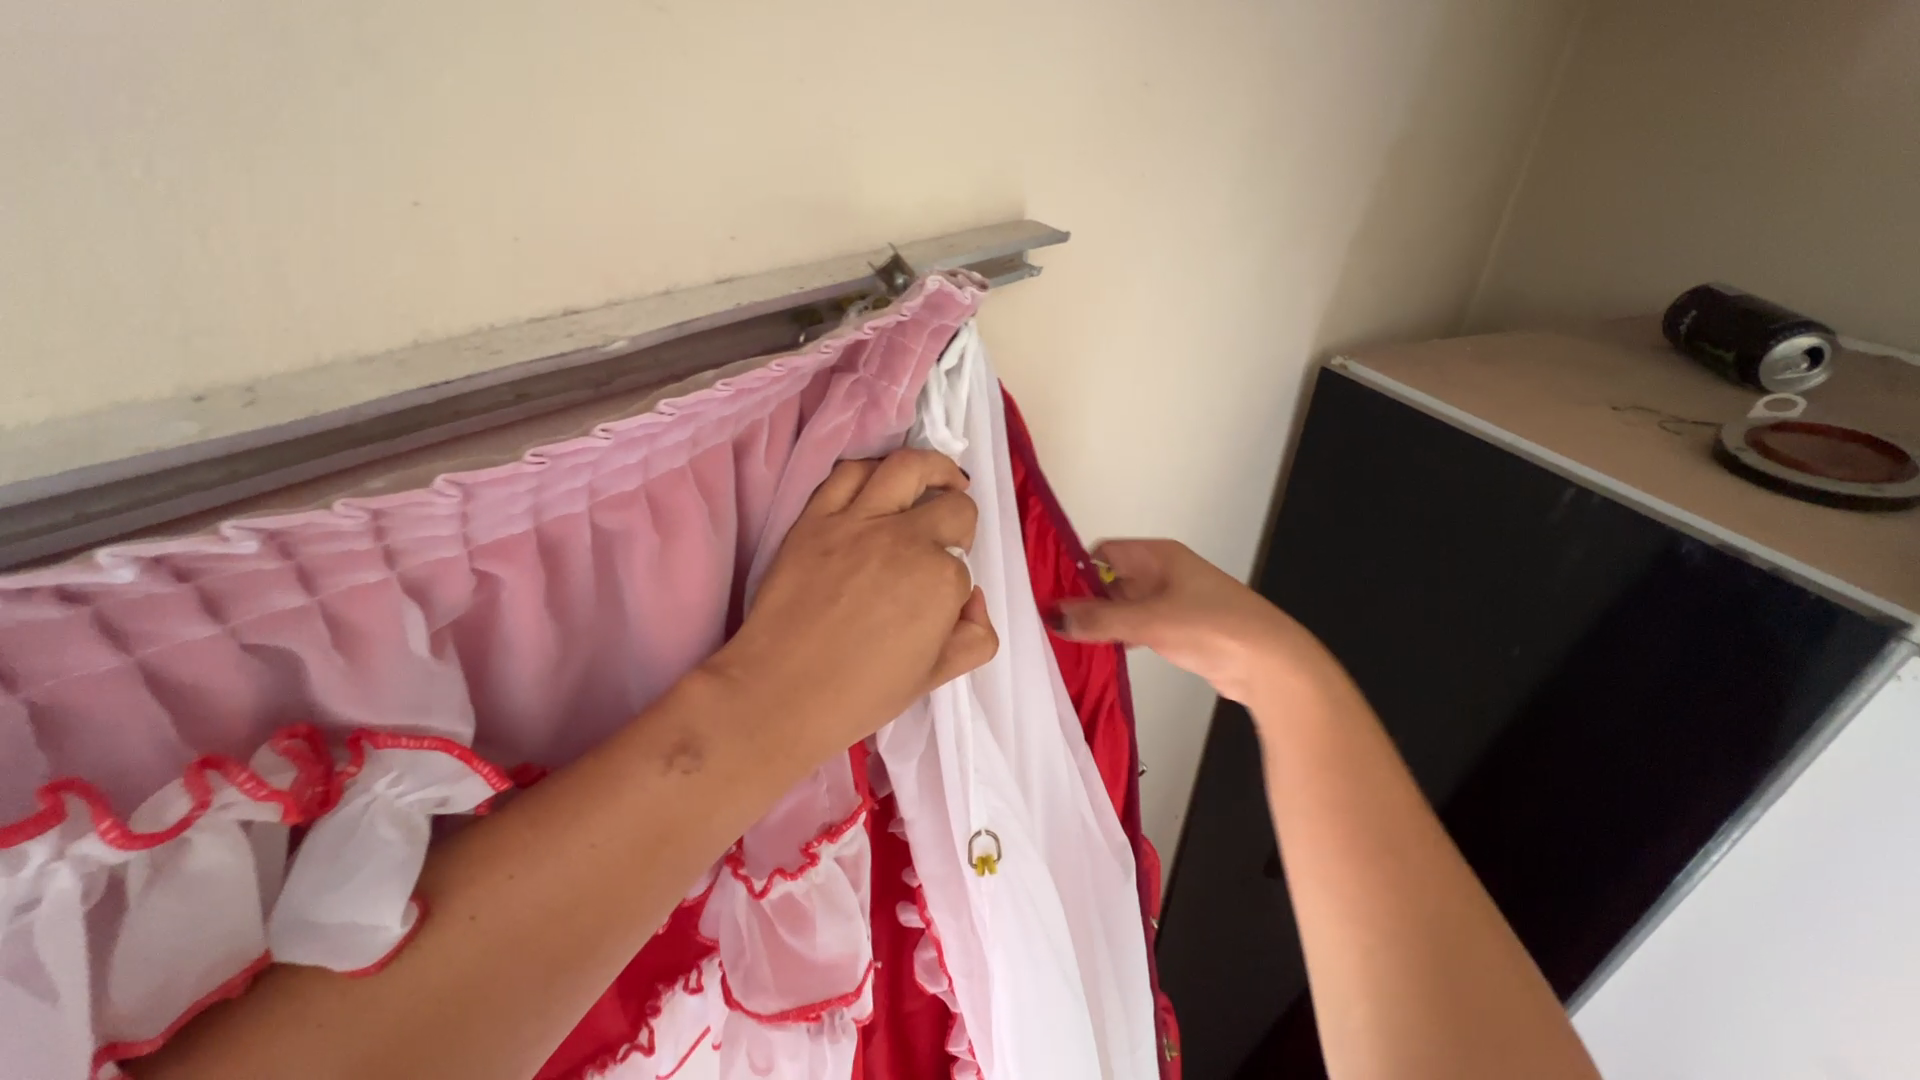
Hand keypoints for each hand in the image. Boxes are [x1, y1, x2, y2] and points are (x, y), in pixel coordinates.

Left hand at [705, 449, 997, 757]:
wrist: (781, 693)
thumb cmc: (862, 694)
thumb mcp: (936, 676)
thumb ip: (975, 635)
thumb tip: (972, 598)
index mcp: (941, 580)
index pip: (964, 561)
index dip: (956, 576)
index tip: (942, 592)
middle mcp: (905, 539)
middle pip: (951, 504)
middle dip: (959, 518)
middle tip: (948, 536)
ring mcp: (857, 522)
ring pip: (907, 466)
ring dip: (933, 468)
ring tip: (939, 478)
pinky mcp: (815, 519)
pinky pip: (849, 473)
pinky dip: (872, 470)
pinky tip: (881, 482)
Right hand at [1053, 538, 1336, 705]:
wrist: (1269, 664)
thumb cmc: (1213, 627)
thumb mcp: (1149, 620)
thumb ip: (1099, 619)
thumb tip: (1053, 615)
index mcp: (1158, 556)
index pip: (1103, 552)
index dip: (1076, 569)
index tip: (1048, 592)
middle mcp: (1163, 573)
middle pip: (1110, 579)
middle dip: (1084, 599)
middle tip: (1051, 622)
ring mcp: (1172, 602)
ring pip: (1123, 606)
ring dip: (1101, 622)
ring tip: (1067, 640)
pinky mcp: (1178, 630)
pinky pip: (1137, 628)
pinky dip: (1119, 637)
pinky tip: (1100, 653)